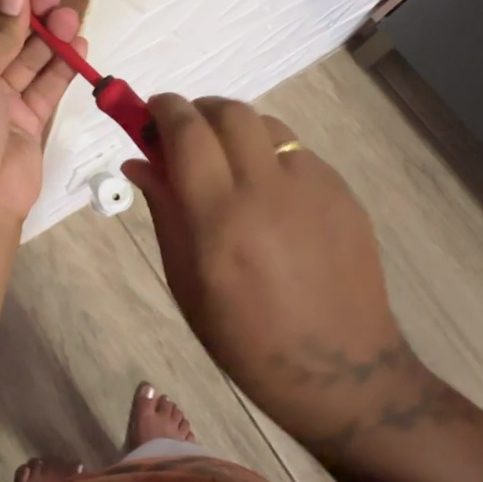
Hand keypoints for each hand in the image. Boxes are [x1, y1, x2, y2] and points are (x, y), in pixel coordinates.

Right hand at [123, 95, 416, 441]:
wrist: (340, 372)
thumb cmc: (245, 337)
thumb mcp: (186, 281)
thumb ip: (164, 211)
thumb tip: (139, 161)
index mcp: (220, 218)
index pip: (187, 131)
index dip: (164, 109)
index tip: (150, 111)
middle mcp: (267, 190)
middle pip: (229, 112)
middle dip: (199, 111)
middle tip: (186, 135)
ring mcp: (313, 187)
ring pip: (266, 125)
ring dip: (236, 130)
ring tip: (229, 164)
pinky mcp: (344, 193)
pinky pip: (298, 153)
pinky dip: (272, 158)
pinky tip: (271, 197)